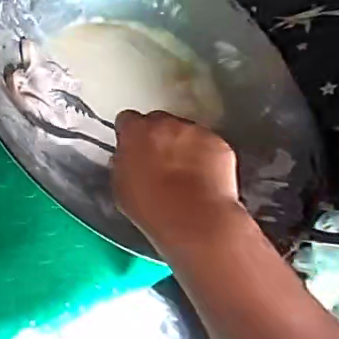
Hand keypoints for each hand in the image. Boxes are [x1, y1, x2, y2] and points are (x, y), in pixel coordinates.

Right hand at [110, 110, 248, 251]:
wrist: (193, 218)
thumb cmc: (155, 205)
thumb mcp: (119, 185)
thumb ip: (121, 162)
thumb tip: (126, 163)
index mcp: (134, 131)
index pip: (127, 120)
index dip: (129, 134)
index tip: (132, 145)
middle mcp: (164, 125)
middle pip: (159, 122)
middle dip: (158, 138)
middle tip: (158, 164)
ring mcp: (194, 132)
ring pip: (185, 132)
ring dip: (183, 147)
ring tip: (181, 175)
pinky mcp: (218, 144)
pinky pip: (210, 144)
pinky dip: (206, 157)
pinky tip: (201, 179)